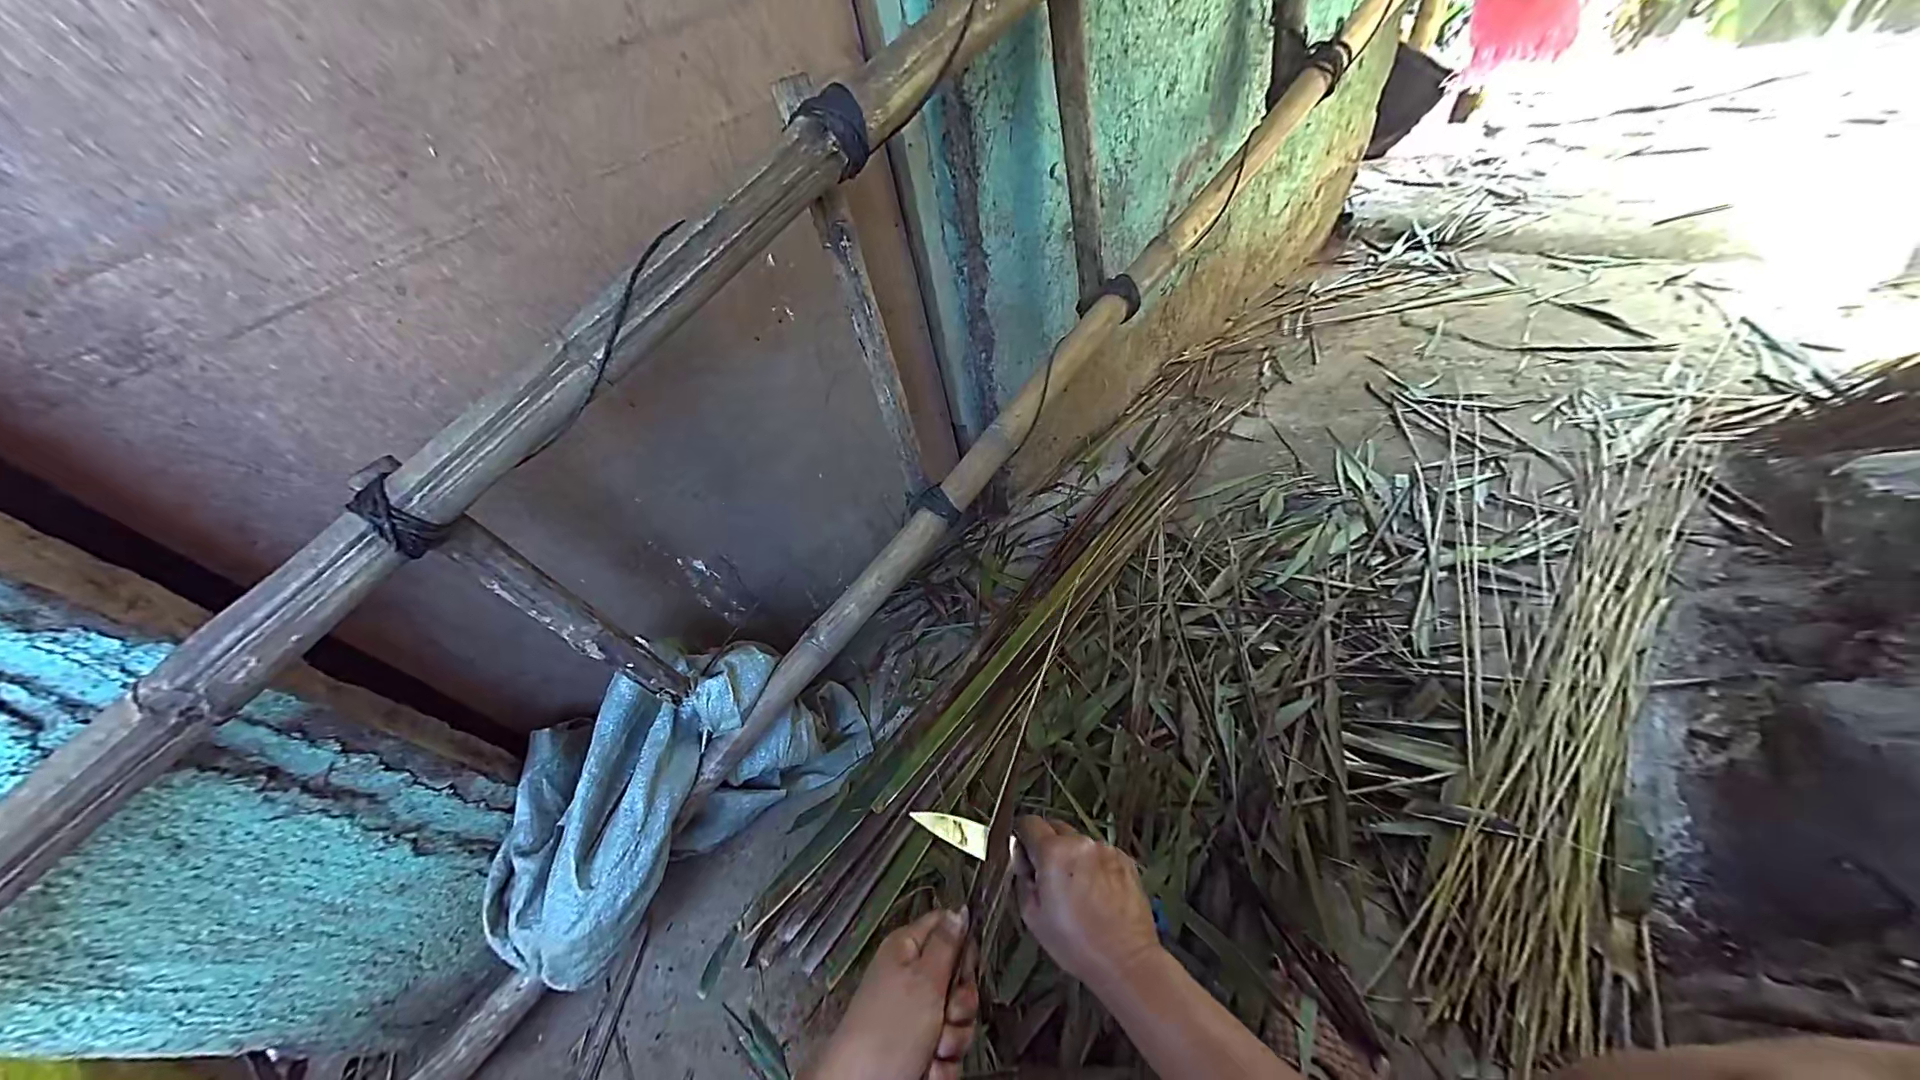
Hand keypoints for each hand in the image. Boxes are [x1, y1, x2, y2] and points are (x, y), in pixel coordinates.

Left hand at [802, 908, 978, 1079]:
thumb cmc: (890, 1030)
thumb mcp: (923, 980)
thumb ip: (947, 944)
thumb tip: (959, 910)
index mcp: (907, 949)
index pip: (946, 928)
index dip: (963, 945)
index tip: (963, 967)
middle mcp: (912, 978)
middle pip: (958, 978)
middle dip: (961, 1003)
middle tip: (947, 1014)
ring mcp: (917, 1016)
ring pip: (958, 1018)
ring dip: (953, 1038)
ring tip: (933, 1050)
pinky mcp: (921, 1050)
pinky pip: (950, 1050)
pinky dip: (943, 1064)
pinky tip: (928, 1069)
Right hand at [1013, 816, 1162, 989]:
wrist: (1126, 960)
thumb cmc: (1075, 943)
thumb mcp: (1032, 915)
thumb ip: (1022, 877)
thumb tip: (1022, 856)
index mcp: (1053, 852)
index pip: (1029, 823)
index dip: (1023, 838)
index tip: (1025, 857)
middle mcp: (1080, 842)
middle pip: (1055, 828)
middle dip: (1047, 846)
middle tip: (1049, 877)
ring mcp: (1106, 849)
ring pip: (1078, 842)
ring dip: (1072, 856)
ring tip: (1078, 890)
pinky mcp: (1125, 859)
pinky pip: (1100, 853)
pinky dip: (1094, 865)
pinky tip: (1098, 892)